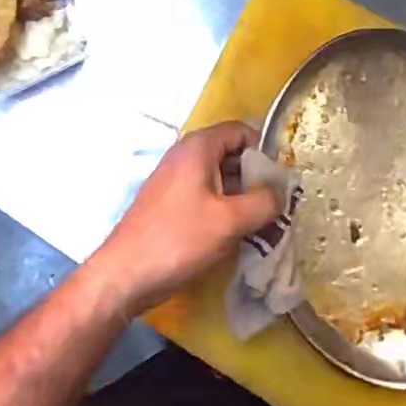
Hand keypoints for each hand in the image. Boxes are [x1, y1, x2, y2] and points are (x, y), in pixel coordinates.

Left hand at [86, 121, 281, 315]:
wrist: (125, 274)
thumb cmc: (179, 239)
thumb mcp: (230, 221)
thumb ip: (263, 202)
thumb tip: (280, 193)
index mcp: (199, 146)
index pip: (241, 130)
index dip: (264, 150)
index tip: (279, 180)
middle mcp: (185, 154)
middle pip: (231, 154)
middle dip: (255, 178)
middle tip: (274, 207)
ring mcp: (175, 178)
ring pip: (219, 177)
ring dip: (241, 197)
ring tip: (260, 225)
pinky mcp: (170, 202)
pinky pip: (205, 194)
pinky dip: (223, 208)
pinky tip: (234, 235)